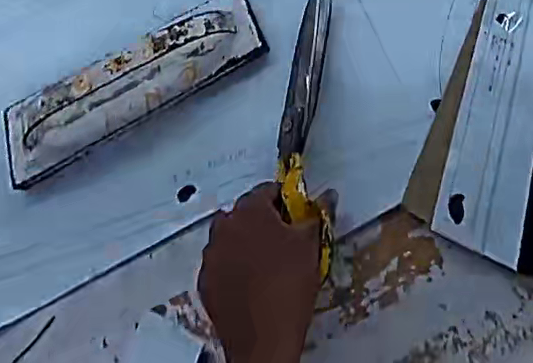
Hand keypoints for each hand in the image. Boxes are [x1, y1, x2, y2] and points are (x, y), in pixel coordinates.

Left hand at [198, 182, 332, 362]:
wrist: (264, 342)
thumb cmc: (289, 286)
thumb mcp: (310, 246)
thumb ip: (316, 215)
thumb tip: (327, 195)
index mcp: (250, 210)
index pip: (267, 190)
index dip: (284, 201)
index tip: (296, 217)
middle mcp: (224, 225)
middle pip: (245, 212)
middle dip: (262, 221)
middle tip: (282, 241)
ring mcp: (211, 254)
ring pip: (229, 237)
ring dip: (243, 242)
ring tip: (264, 264)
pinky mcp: (205, 281)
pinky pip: (219, 264)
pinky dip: (231, 267)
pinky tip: (248, 283)